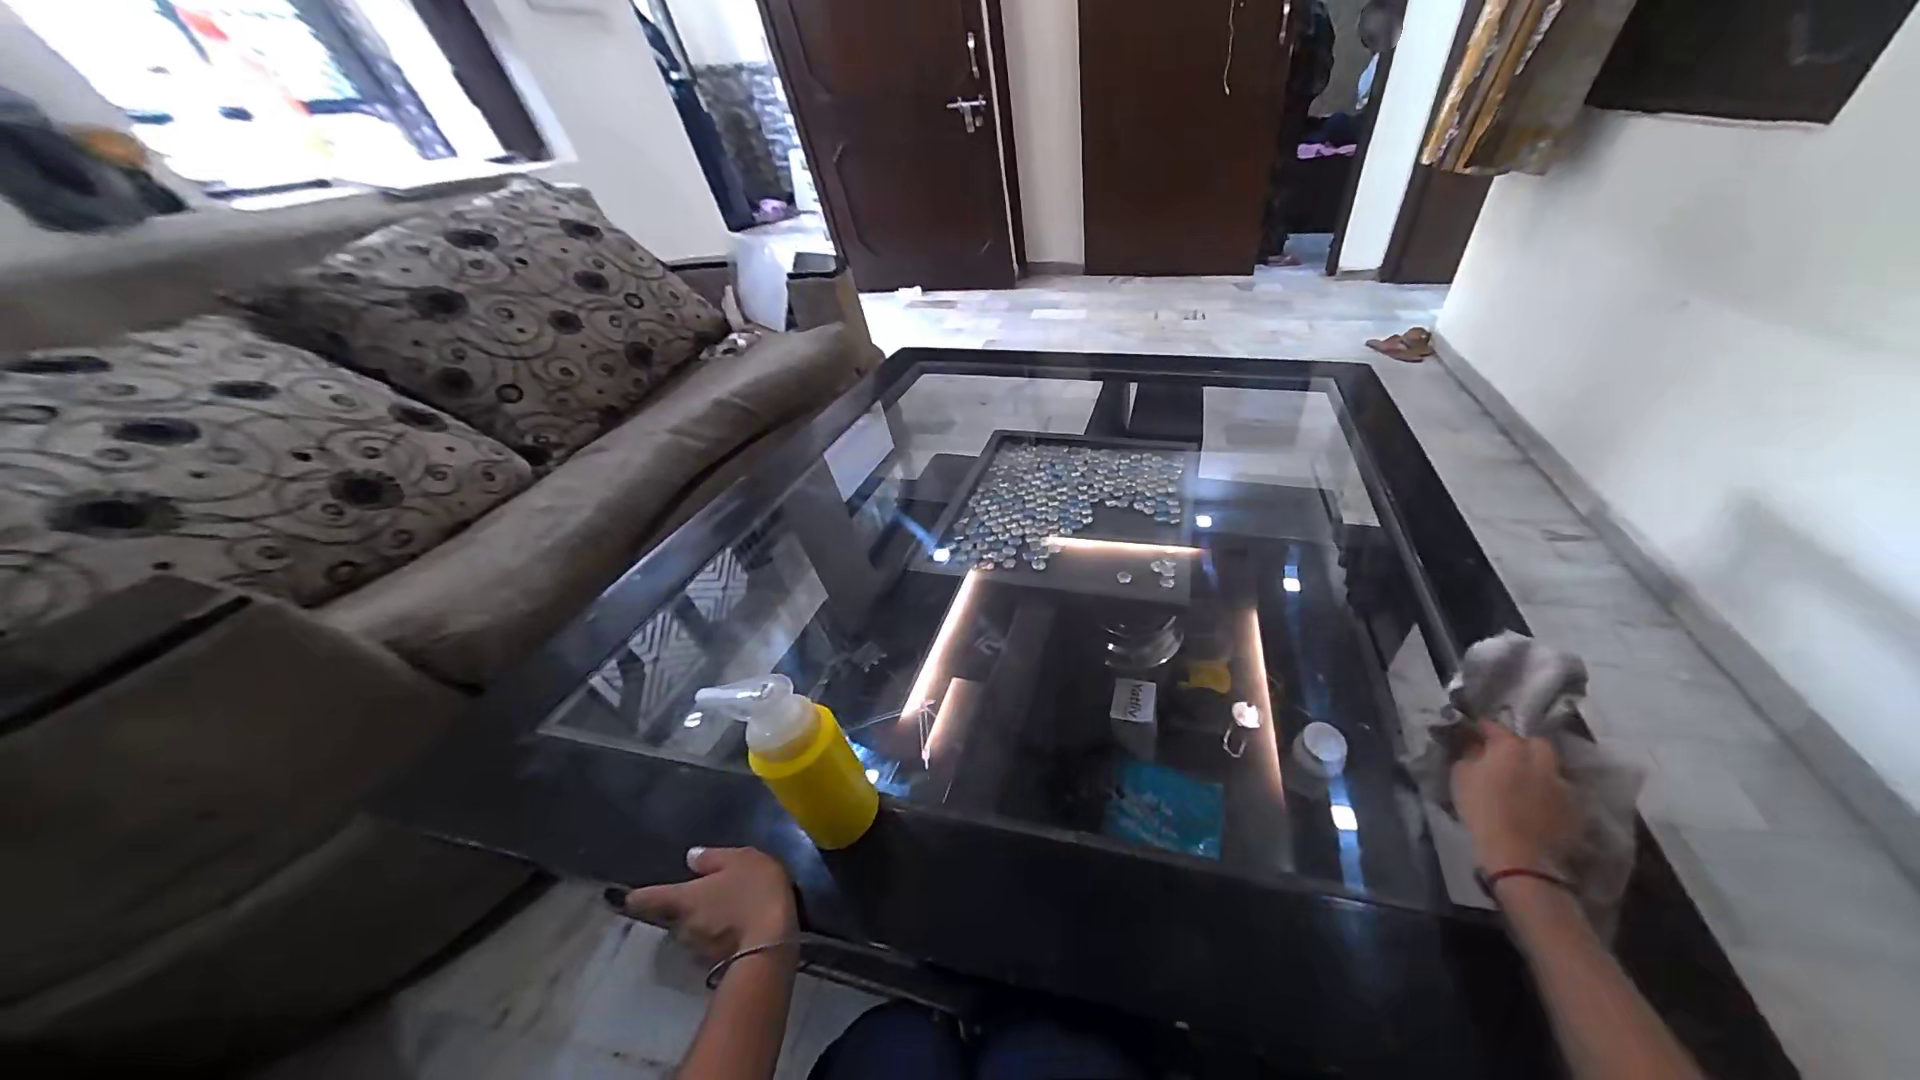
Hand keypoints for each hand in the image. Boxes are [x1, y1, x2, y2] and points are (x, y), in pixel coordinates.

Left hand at [611, 847, 797, 963]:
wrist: (774, 943)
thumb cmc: (753, 892)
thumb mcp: (740, 860)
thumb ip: (713, 858)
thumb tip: (690, 857)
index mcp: (682, 898)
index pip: (645, 899)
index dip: (632, 897)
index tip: (622, 897)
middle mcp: (680, 927)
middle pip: (671, 915)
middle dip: (682, 906)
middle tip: (700, 895)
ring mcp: (696, 950)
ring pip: (691, 931)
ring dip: (701, 922)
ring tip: (724, 911)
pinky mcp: (715, 963)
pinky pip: (710, 944)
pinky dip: (718, 935)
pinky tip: (737, 927)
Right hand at [1451, 719, 1581, 873]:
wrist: (1517, 852)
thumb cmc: (1481, 808)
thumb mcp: (1460, 776)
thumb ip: (1469, 756)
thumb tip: (1474, 746)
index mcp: (1511, 749)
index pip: (1496, 728)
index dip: (1484, 728)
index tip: (1475, 732)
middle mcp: (1542, 761)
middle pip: (1536, 743)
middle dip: (1522, 745)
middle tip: (1505, 756)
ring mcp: (1563, 785)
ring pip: (1551, 768)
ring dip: (1538, 770)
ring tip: (1523, 781)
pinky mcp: (1575, 808)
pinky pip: (1560, 792)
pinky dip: (1548, 793)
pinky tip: (1535, 803)